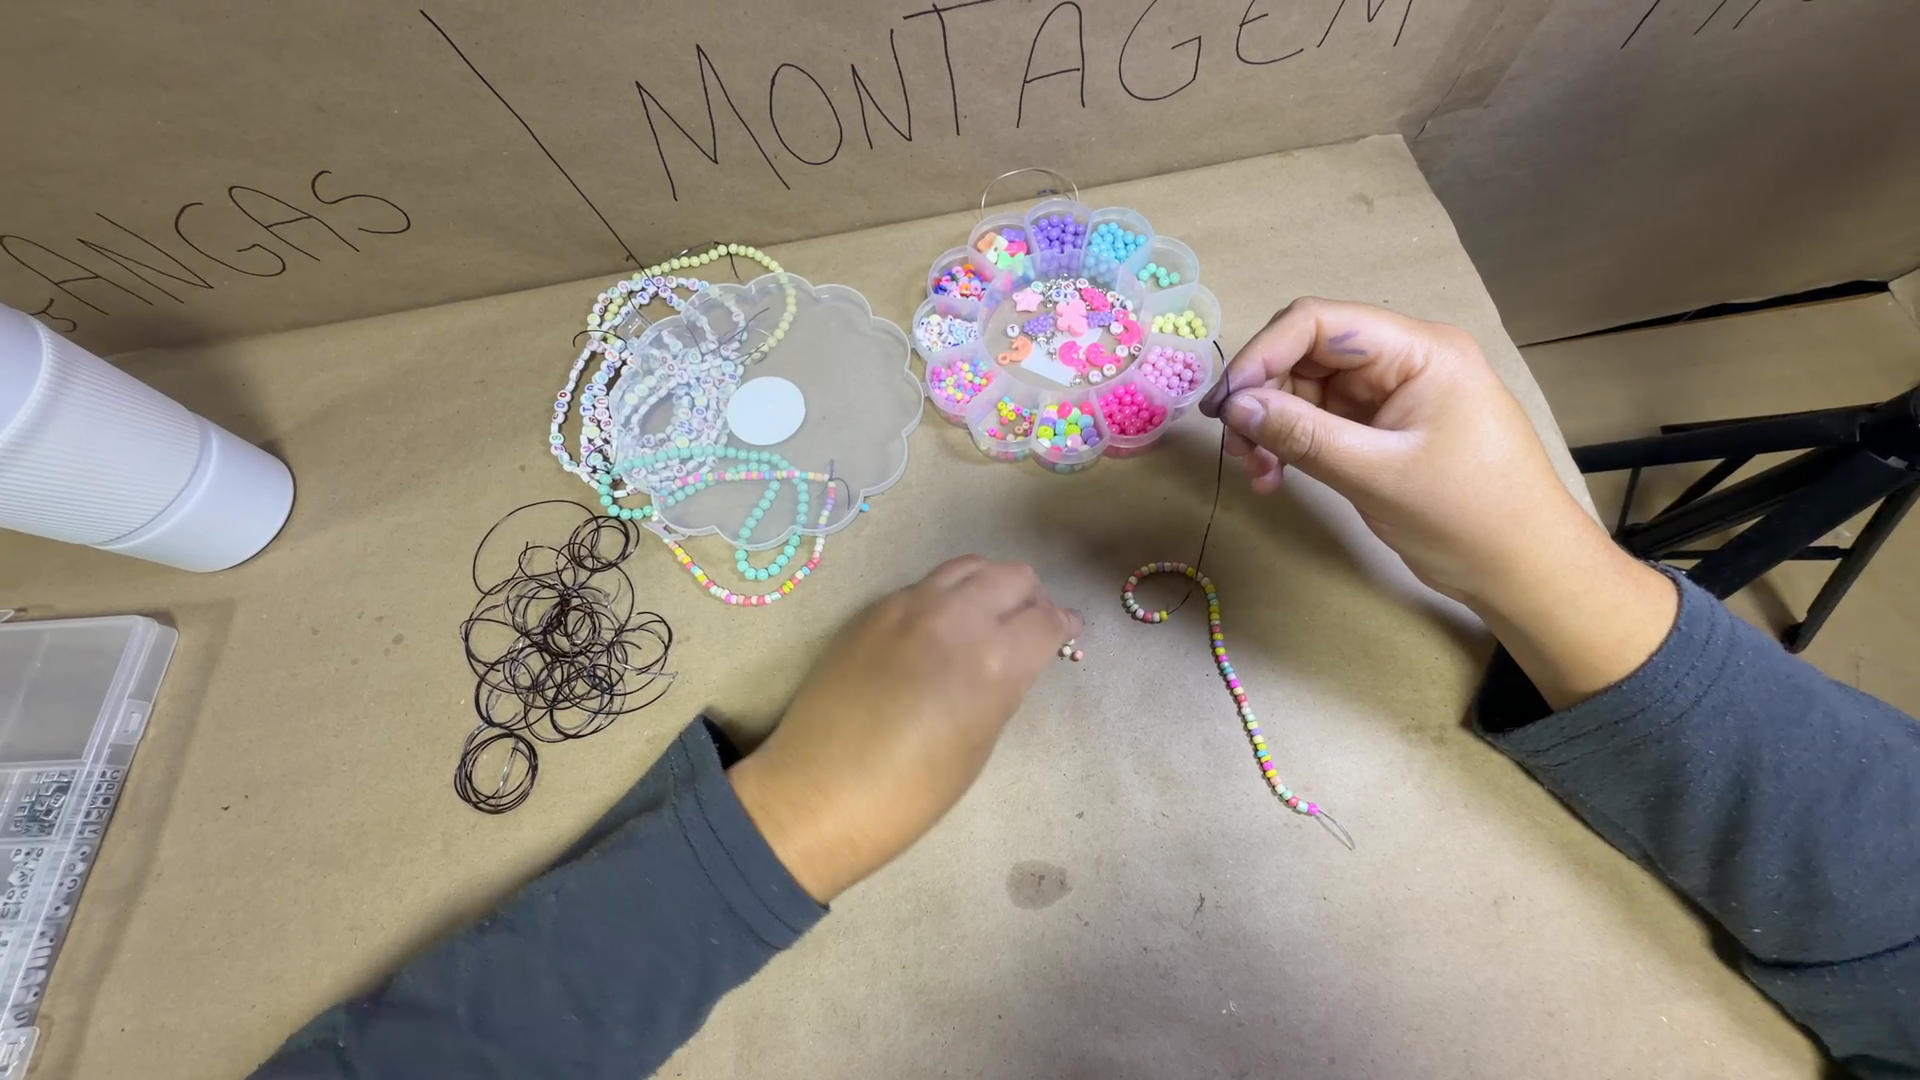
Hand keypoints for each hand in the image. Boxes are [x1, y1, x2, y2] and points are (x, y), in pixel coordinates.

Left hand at [728, 557, 1081, 901]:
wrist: (816, 794)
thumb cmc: (910, 793)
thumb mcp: (980, 741)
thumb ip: (1007, 683)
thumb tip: (1022, 654)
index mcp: (993, 660)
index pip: (1047, 618)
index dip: (1064, 627)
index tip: (1066, 635)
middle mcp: (954, 617)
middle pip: (1013, 575)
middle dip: (1030, 599)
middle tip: (1027, 627)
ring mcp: (907, 606)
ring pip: (968, 566)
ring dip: (988, 586)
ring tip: (984, 619)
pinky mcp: (873, 609)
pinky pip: (924, 586)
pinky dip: (944, 598)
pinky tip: (934, 633)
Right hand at [1202, 297, 1675, 707]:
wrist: (1520, 568)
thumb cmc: (1466, 515)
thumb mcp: (1377, 473)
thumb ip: (1302, 434)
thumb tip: (1233, 407)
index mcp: (1417, 351)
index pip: (1319, 323)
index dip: (1262, 355)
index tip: (1224, 405)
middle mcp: (1399, 360)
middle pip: (1304, 354)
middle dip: (1261, 397)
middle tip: (1236, 450)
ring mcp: (1385, 394)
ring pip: (1301, 390)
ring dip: (1269, 428)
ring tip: (1259, 474)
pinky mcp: (1375, 426)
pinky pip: (1313, 420)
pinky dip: (1286, 445)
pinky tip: (1273, 477)